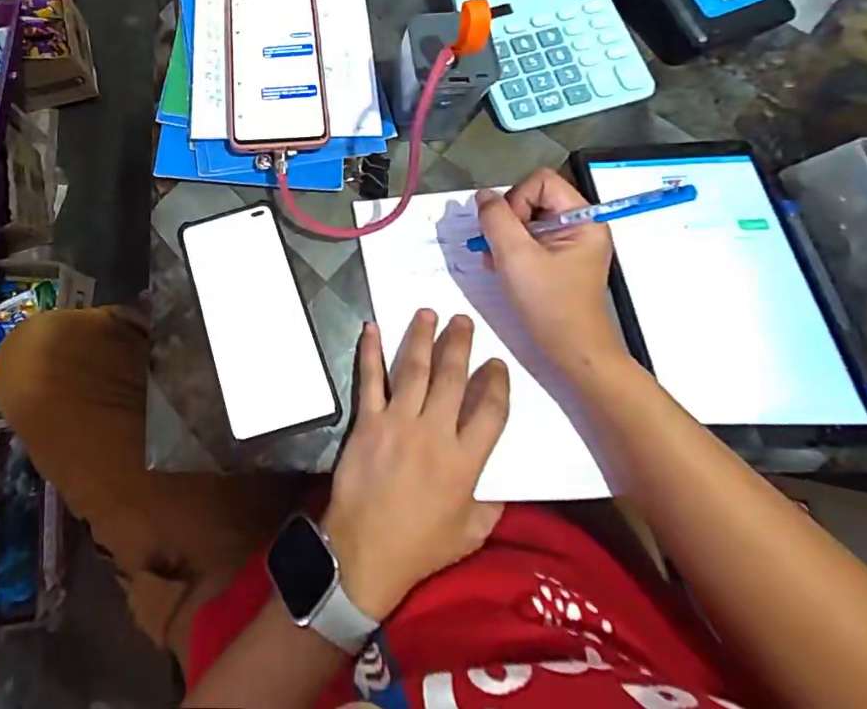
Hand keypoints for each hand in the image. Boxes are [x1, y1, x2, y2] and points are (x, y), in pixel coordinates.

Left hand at [323, 312, 508, 618]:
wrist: (364, 554)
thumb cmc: (421, 548)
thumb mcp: (471, 534)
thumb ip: (491, 505)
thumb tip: (502, 485)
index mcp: (465, 461)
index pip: (489, 410)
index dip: (496, 382)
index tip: (496, 363)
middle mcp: (434, 433)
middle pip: (452, 378)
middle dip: (459, 345)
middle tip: (463, 321)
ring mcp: (398, 423)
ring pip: (414, 370)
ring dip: (422, 338)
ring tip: (429, 312)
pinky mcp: (368, 423)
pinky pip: (371, 380)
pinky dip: (371, 352)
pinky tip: (372, 328)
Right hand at [475, 169, 619, 367]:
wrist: (574, 352)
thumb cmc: (550, 305)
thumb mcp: (516, 257)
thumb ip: (496, 220)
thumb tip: (483, 196)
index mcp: (583, 218)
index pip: (540, 182)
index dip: (516, 200)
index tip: (508, 232)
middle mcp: (580, 224)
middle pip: (532, 198)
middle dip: (508, 220)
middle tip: (496, 248)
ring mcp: (570, 243)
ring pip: (527, 219)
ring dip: (505, 236)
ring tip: (496, 261)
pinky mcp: (559, 259)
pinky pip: (530, 238)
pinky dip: (512, 249)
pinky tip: (502, 268)